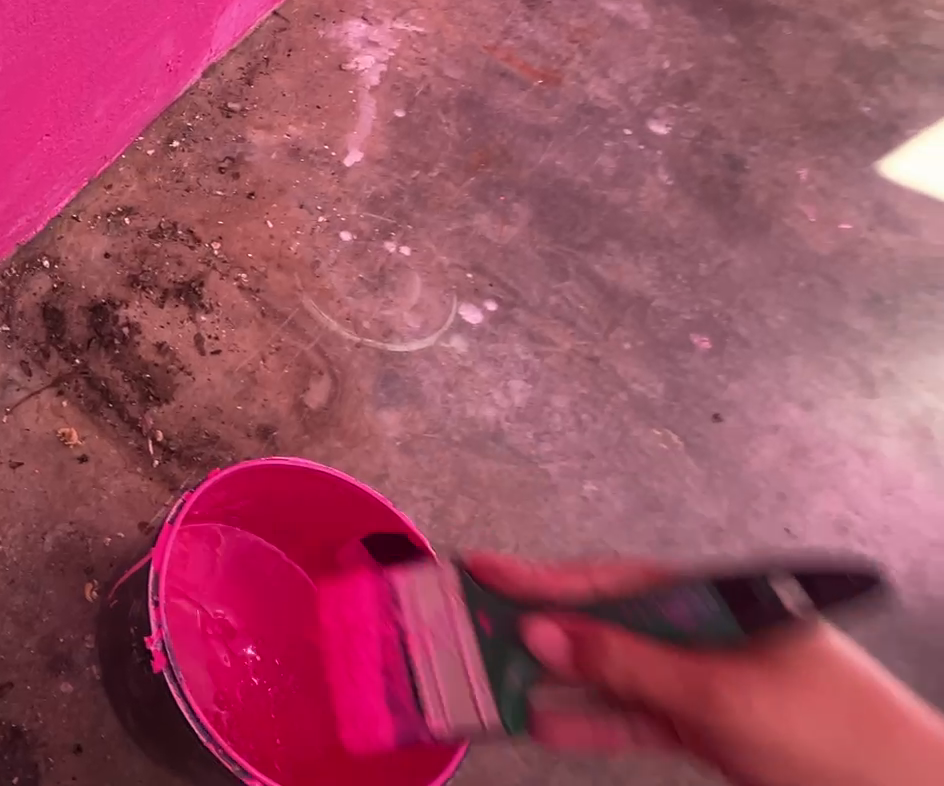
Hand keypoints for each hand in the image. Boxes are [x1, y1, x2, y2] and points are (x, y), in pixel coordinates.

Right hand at [468, 554, 943, 785]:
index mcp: (706, 599)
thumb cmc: (837, 738)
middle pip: (597, 622)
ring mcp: (697, 678)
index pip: (604, 579)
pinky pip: (629, 714)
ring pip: (606, 670)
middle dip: (535, 628)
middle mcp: (694, 631)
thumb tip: (535, 632)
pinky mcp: (701, 723)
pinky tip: (542, 725)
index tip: (476, 568)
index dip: (537, 575)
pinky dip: (588, 721)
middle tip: (469, 623)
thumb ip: (622, 662)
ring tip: (490, 677)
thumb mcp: (721, 694)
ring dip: (553, 680)